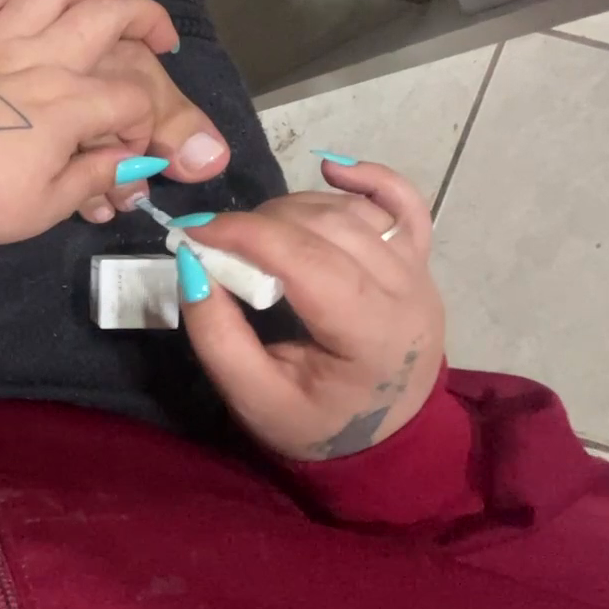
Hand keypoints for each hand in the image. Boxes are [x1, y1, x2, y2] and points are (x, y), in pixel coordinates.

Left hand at [0, 0, 230, 244]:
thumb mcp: (48, 206)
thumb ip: (97, 178)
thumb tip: (134, 163)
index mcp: (69, 106)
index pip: (131, 98)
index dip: (142, 123)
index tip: (127, 149)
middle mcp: (41, 60)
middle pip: (109, 16)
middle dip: (145, 21)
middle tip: (157, 37)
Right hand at [176, 158, 445, 460]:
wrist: (380, 441)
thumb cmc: (311, 422)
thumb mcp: (250, 395)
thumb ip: (216, 334)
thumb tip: (191, 265)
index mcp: (371, 333)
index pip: (305, 258)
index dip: (241, 233)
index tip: (187, 231)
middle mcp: (408, 292)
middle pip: (326, 226)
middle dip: (255, 223)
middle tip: (210, 245)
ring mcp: (420, 273)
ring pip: (350, 211)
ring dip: (288, 209)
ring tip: (248, 236)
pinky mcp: (419, 263)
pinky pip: (403, 203)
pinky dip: (368, 177)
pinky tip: (329, 166)